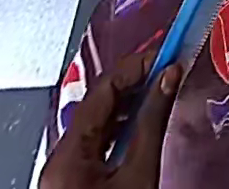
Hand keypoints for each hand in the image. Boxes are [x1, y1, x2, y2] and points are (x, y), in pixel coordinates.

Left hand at [39, 52, 180, 188]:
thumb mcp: (140, 175)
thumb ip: (154, 121)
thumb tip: (169, 76)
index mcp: (68, 152)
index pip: (104, 87)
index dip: (137, 65)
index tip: (167, 53)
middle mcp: (59, 158)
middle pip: (98, 102)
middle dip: (135, 81)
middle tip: (167, 68)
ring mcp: (63, 173)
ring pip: (98, 122)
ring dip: (130, 103)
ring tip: (161, 90)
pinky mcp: (72, 186)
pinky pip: (96, 142)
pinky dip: (121, 127)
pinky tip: (143, 124)